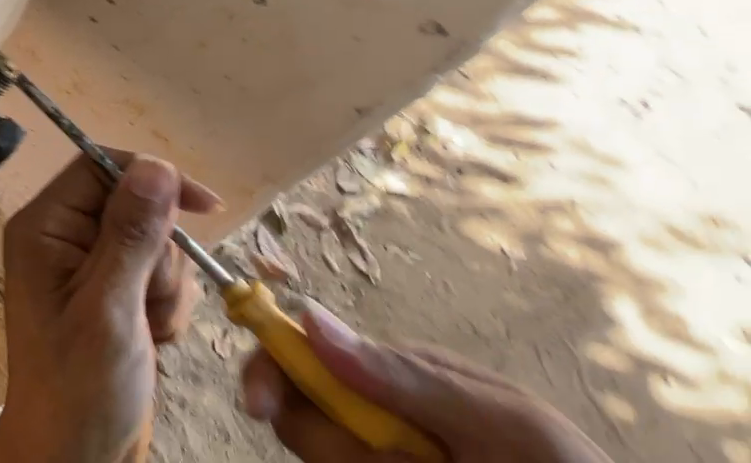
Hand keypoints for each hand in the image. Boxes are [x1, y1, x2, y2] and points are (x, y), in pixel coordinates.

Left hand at [0, 152, 221, 462]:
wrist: (75, 454)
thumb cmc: (81, 386)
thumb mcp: (109, 306)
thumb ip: (131, 235)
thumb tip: (156, 165)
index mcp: (44, 226)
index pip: (99, 167)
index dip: (152, 178)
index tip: (204, 206)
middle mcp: (63, 237)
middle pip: (136, 207)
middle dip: (158, 256)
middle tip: (144, 301)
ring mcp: (88, 267)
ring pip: (155, 245)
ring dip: (165, 288)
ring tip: (146, 328)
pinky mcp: (113, 294)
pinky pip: (159, 278)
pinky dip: (167, 308)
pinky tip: (153, 339)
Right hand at [240, 302, 612, 461]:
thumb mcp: (504, 423)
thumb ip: (409, 376)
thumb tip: (305, 314)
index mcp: (389, 373)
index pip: (296, 353)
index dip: (266, 371)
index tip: (257, 407)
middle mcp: (372, 411)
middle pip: (299, 416)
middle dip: (336, 445)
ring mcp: (376, 454)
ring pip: (321, 455)